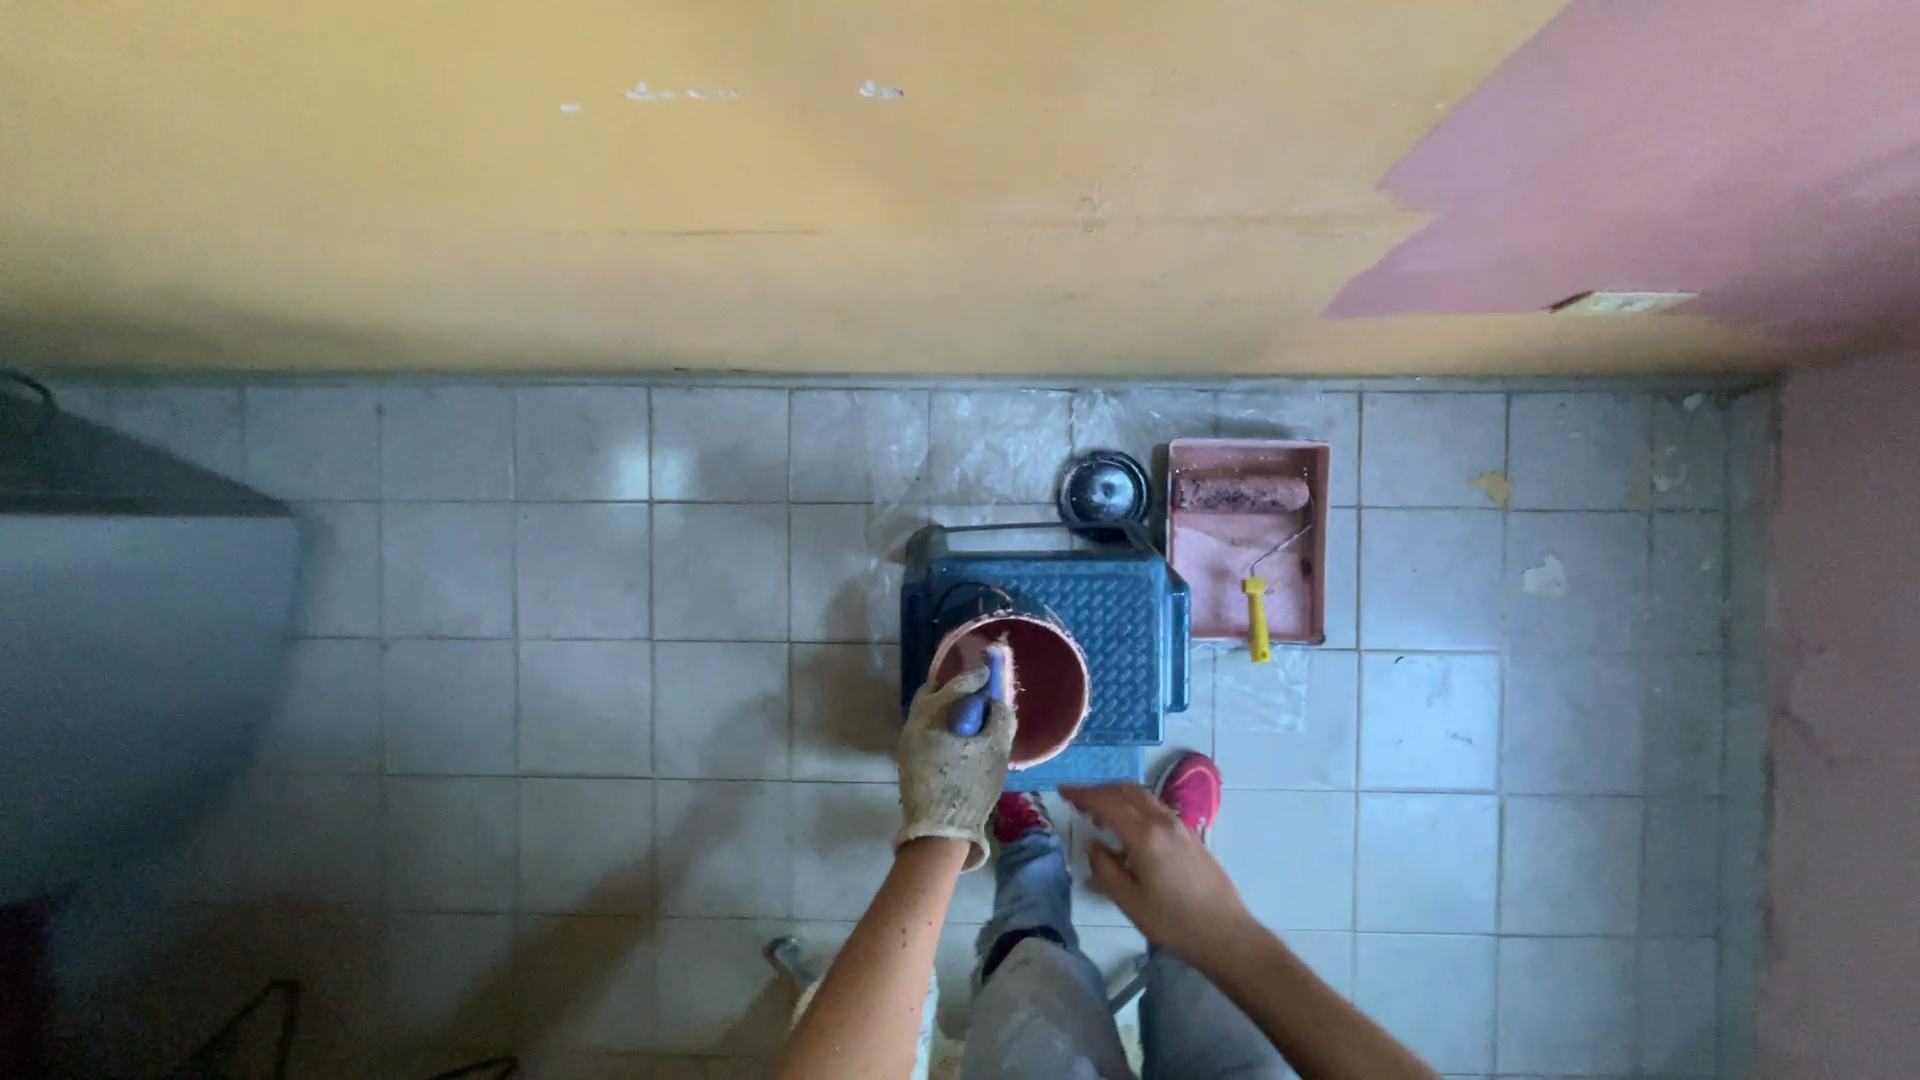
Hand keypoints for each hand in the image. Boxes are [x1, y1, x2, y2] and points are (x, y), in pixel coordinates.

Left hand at [895, 661, 1015, 871]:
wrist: (938, 831)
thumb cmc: (969, 787)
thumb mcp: (995, 751)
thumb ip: (1000, 720)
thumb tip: (996, 704)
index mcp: (932, 716)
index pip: (954, 685)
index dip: (974, 677)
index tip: (987, 674)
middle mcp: (913, 724)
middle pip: (932, 694)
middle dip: (952, 690)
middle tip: (974, 695)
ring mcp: (906, 743)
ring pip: (926, 714)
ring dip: (945, 710)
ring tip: (968, 721)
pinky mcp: (906, 760)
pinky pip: (924, 731)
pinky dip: (940, 727)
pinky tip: (956, 741)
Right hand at [1060, 783, 1258, 965]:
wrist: (1226, 933)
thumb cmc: (1173, 921)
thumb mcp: (1128, 900)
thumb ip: (1104, 867)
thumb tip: (1093, 843)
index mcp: (1145, 835)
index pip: (1107, 802)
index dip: (1083, 794)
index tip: (1063, 791)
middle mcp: (1162, 821)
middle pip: (1125, 790)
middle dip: (1099, 790)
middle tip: (1078, 801)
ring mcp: (1179, 825)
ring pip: (1142, 795)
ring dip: (1117, 796)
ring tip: (1100, 814)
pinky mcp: (1189, 833)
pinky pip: (1154, 807)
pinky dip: (1134, 805)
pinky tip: (1129, 828)